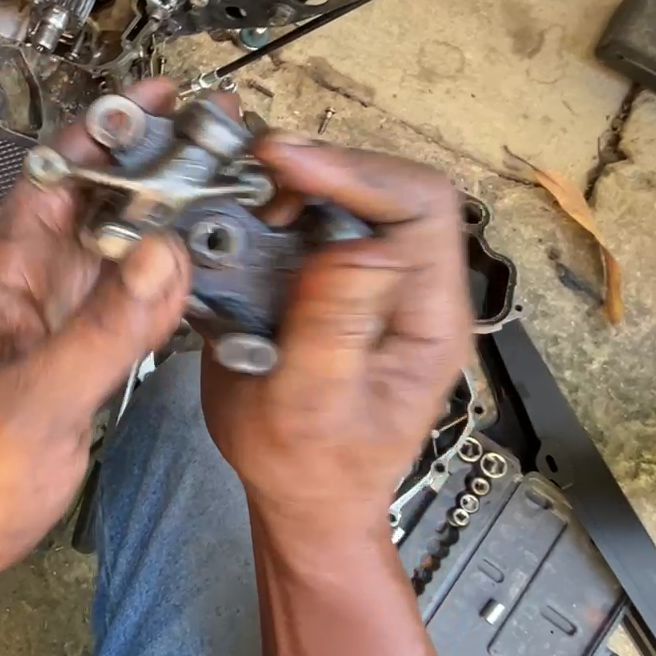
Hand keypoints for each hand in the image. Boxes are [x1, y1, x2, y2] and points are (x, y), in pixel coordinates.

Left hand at [0, 81, 192, 590]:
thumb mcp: (35, 398)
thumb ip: (101, 330)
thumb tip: (164, 255)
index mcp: (8, 277)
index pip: (52, 180)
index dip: (98, 134)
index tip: (153, 101)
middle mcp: (36, 288)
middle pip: (95, 208)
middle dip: (149, 168)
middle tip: (214, 138)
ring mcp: (60, 322)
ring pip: (117, 255)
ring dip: (163, 222)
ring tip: (223, 191)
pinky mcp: (79, 359)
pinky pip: (128, 307)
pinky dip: (164, 287)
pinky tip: (202, 274)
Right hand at [201, 137, 471, 543]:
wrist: (296, 492)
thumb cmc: (310, 463)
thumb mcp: (315, 406)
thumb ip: (334, 329)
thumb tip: (354, 245)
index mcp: (426, 313)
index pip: (419, 207)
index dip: (355, 172)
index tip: (282, 164)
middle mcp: (401, 285)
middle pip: (380, 188)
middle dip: (316, 170)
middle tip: (249, 173)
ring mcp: (358, 282)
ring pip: (335, 199)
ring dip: (284, 187)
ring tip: (234, 195)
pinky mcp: (318, 284)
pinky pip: (297, 226)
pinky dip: (262, 211)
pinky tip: (229, 217)